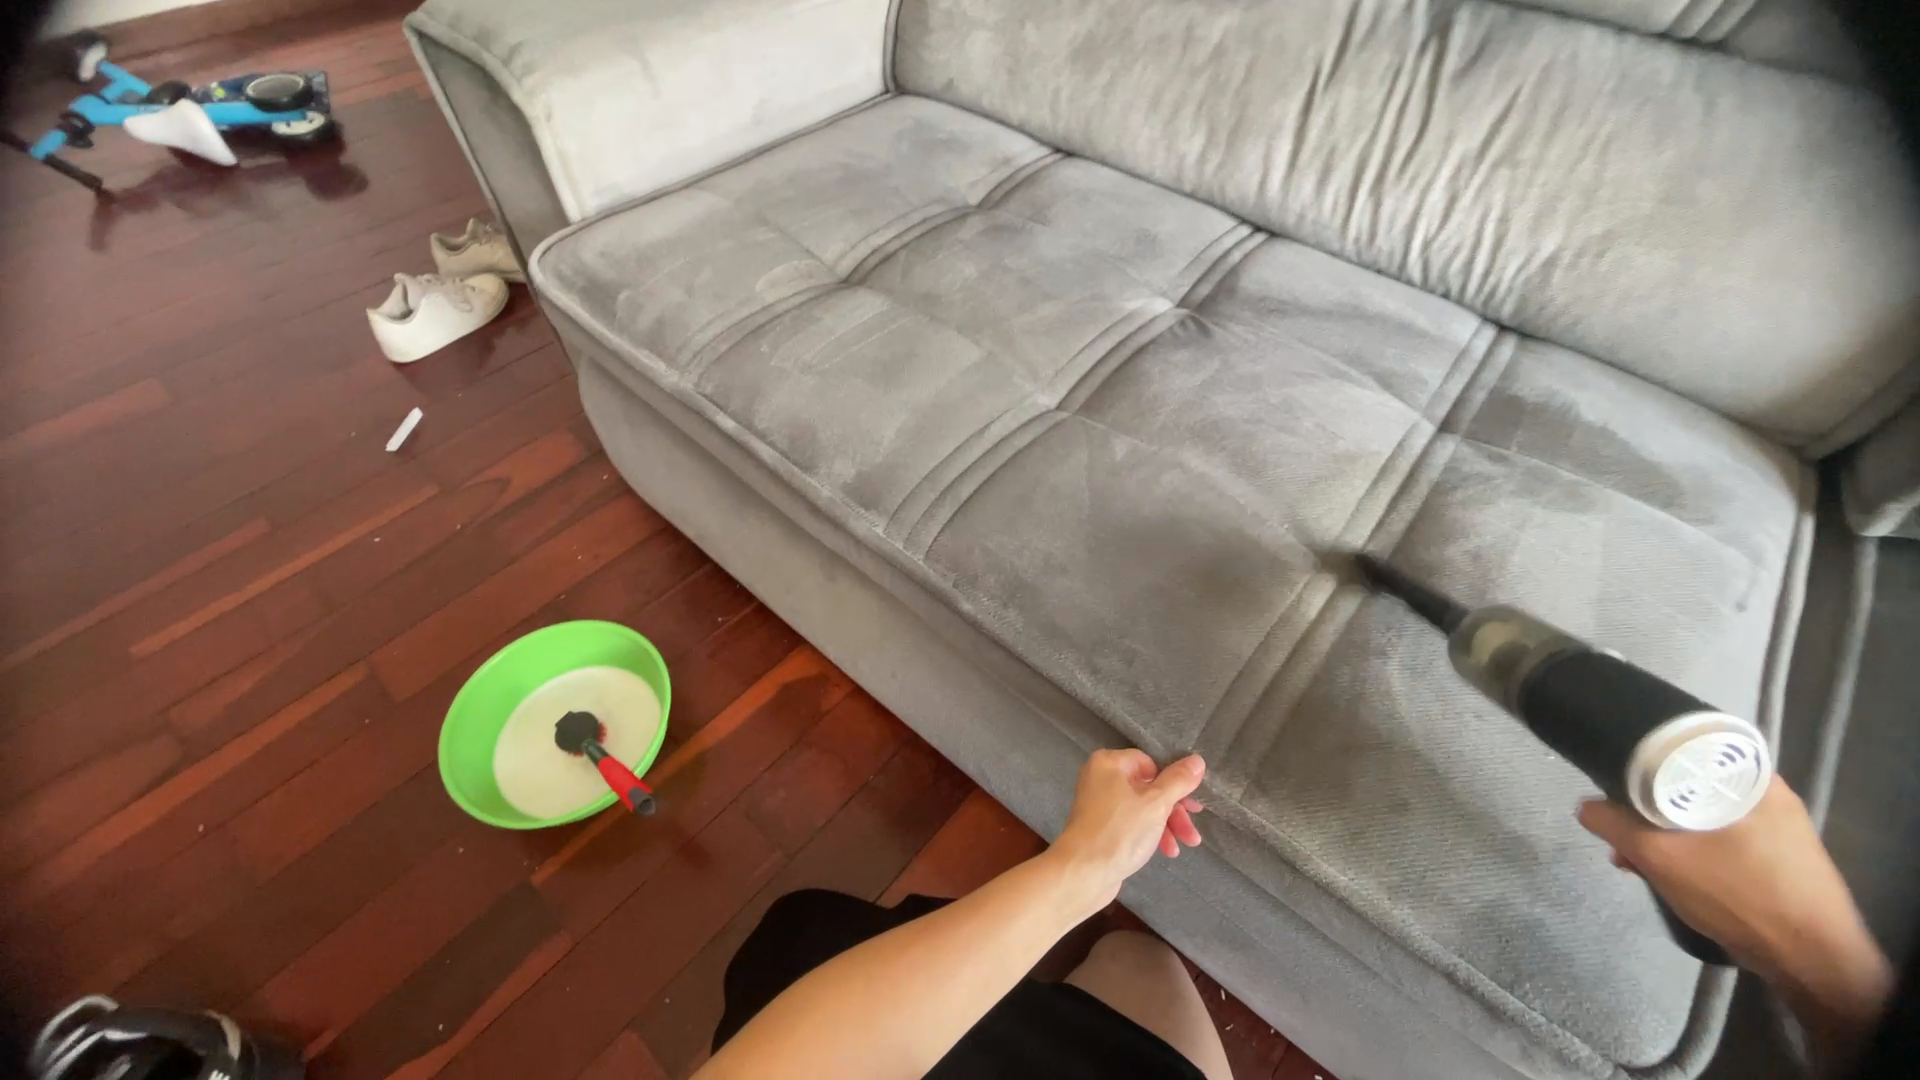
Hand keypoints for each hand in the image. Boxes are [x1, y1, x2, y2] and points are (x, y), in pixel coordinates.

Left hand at [1049, 750, 1205, 910]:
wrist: (1083, 872)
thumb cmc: (1121, 831)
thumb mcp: (1156, 803)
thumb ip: (1179, 781)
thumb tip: (1197, 759)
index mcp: (1109, 762)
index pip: (1150, 763)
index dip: (1172, 783)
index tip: (1191, 803)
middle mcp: (1101, 777)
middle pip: (1148, 787)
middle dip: (1174, 810)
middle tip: (1192, 830)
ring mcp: (1099, 803)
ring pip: (1142, 807)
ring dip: (1167, 824)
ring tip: (1187, 845)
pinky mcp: (1101, 826)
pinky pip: (1131, 822)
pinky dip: (1150, 832)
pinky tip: (1167, 851)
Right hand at [1579, 777, 1891, 1048]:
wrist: (1813, 964)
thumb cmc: (1739, 895)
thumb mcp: (1657, 855)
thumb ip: (1611, 823)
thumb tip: (1586, 807)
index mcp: (1751, 781)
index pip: (1680, 750)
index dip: (1636, 763)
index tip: (1611, 785)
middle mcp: (1766, 796)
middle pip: (1684, 788)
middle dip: (1643, 813)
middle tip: (1621, 838)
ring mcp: (1776, 828)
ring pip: (1697, 816)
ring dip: (1661, 836)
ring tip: (1637, 862)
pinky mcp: (1776, 856)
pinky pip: (1715, 838)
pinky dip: (1687, 850)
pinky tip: (1667, 873)